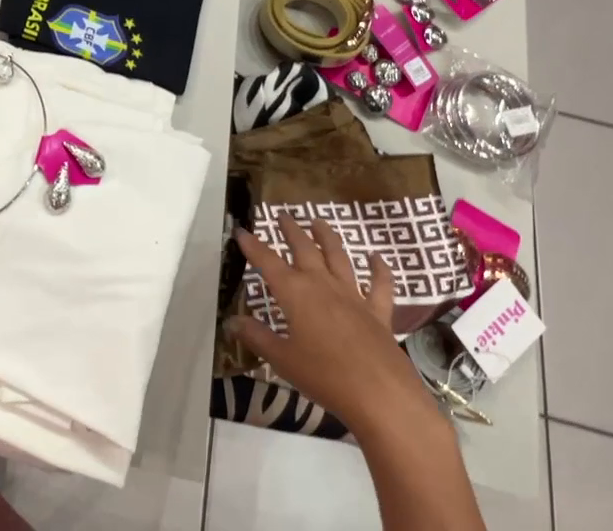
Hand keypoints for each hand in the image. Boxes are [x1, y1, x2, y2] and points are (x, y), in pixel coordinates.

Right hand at [229, 218, 434, 431]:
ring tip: (318, 221)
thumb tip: (232, 321)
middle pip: (304, 249)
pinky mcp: (378, 313)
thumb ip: (256, 336)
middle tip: (282, 216)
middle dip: (291, 231)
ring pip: (339, 257)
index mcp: (295, 293)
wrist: (380, 395)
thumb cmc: (324, 375)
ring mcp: (353, 296)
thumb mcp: (281, 359)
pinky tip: (376, 257)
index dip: (253, 245)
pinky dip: (379, 269)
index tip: (241, 231)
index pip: (267, 261)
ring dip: (327, 237)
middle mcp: (323, 285)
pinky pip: (380, 285)